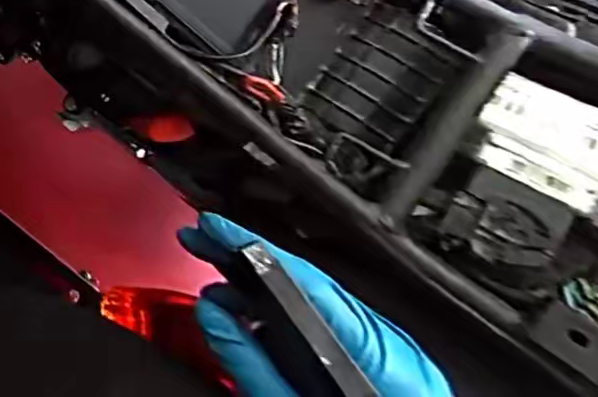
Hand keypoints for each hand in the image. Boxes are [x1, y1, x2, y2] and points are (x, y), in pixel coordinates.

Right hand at [179, 213, 451, 396]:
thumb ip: (251, 364)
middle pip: (305, 282)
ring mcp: (398, 360)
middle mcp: (397, 352)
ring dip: (259, 288)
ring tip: (215, 286)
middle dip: (244, 259)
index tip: (211, 226)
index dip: (248, 244)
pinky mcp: (390, 370)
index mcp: (384, 361)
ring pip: (313, 301)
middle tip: (199, 239)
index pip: (302, 278)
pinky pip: (327, 323)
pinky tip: (253, 316)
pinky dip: (285, 314)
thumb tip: (212, 314)